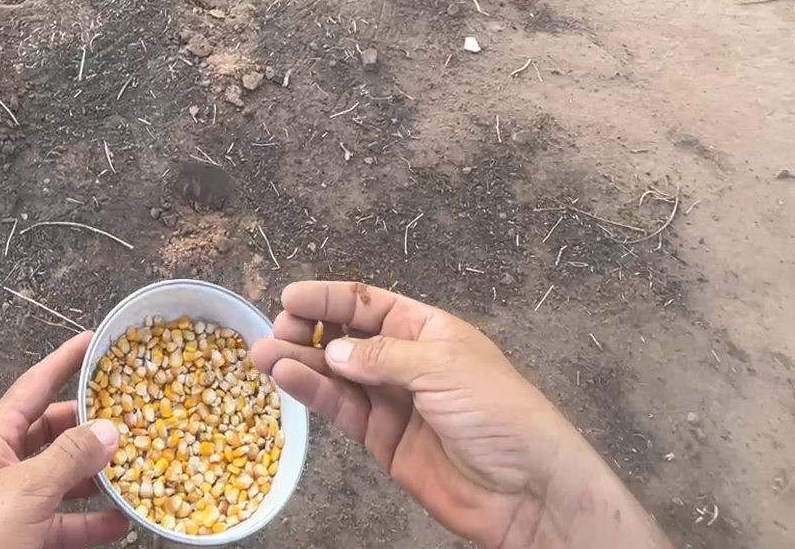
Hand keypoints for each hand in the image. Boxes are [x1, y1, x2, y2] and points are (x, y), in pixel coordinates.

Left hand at [0, 331, 128, 548]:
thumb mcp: (26, 490)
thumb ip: (69, 458)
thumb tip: (109, 428)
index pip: (35, 385)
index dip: (64, 360)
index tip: (92, 340)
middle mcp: (6, 463)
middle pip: (54, 431)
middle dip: (89, 425)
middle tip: (128, 414)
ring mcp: (14, 502)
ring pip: (63, 478)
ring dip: (95, 476)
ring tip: (132, 467)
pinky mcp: (24, 538)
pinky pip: (63, 521)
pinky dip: (90, 522)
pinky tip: (118, 522)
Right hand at [250, 282, 669, 548]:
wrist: (532, 495)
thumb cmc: (499, 413)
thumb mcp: (443, 368)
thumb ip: (382, 356)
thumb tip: (332, 351)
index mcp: (425, 330)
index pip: (368, 303)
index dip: (329, 298)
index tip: (290, 297)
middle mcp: (402, 359)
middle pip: (345, 336)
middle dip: (308, 329)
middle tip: (276, 330)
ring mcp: (390, 400)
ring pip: (335, 373)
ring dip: (299, 362)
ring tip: (262, 356)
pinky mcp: (382, 439)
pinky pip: (341, 409)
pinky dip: (313, 393)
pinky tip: (286, 380)